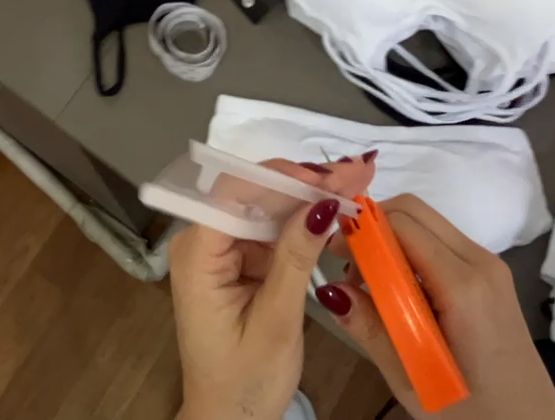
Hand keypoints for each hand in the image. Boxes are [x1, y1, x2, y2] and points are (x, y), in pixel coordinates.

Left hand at [169, 159, 372, 418]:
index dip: (280, 178)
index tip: (325, 177)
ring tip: (354, 179)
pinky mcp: (240, 256)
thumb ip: (295, 259)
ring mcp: (222, 246)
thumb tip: (321, 204)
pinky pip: (272, 225)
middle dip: (304, 180)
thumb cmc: (245, 383)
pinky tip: (335, 204)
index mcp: (198, 253)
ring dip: (310, 193)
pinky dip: (304, 216)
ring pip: (267, 204)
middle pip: (253, 192)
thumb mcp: (276, 324)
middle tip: (356, 170)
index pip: (233, 193)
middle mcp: (204, 239)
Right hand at [317, 195, 554, 419]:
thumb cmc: (476, 416)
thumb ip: (372, 330)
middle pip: (412, 210)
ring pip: (425, 221)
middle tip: (347, 265)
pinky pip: (439, 240)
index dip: (361, 228)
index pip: (401, 222)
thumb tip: (329, 289)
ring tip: (369, 284)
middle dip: (372, 226)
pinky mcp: (489, 274)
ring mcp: (488, 264)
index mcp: (464, 286)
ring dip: (390, 238)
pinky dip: (409, 249)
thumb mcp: (415, 383)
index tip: (333, 254)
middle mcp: (480, 261)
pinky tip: (398, 291)